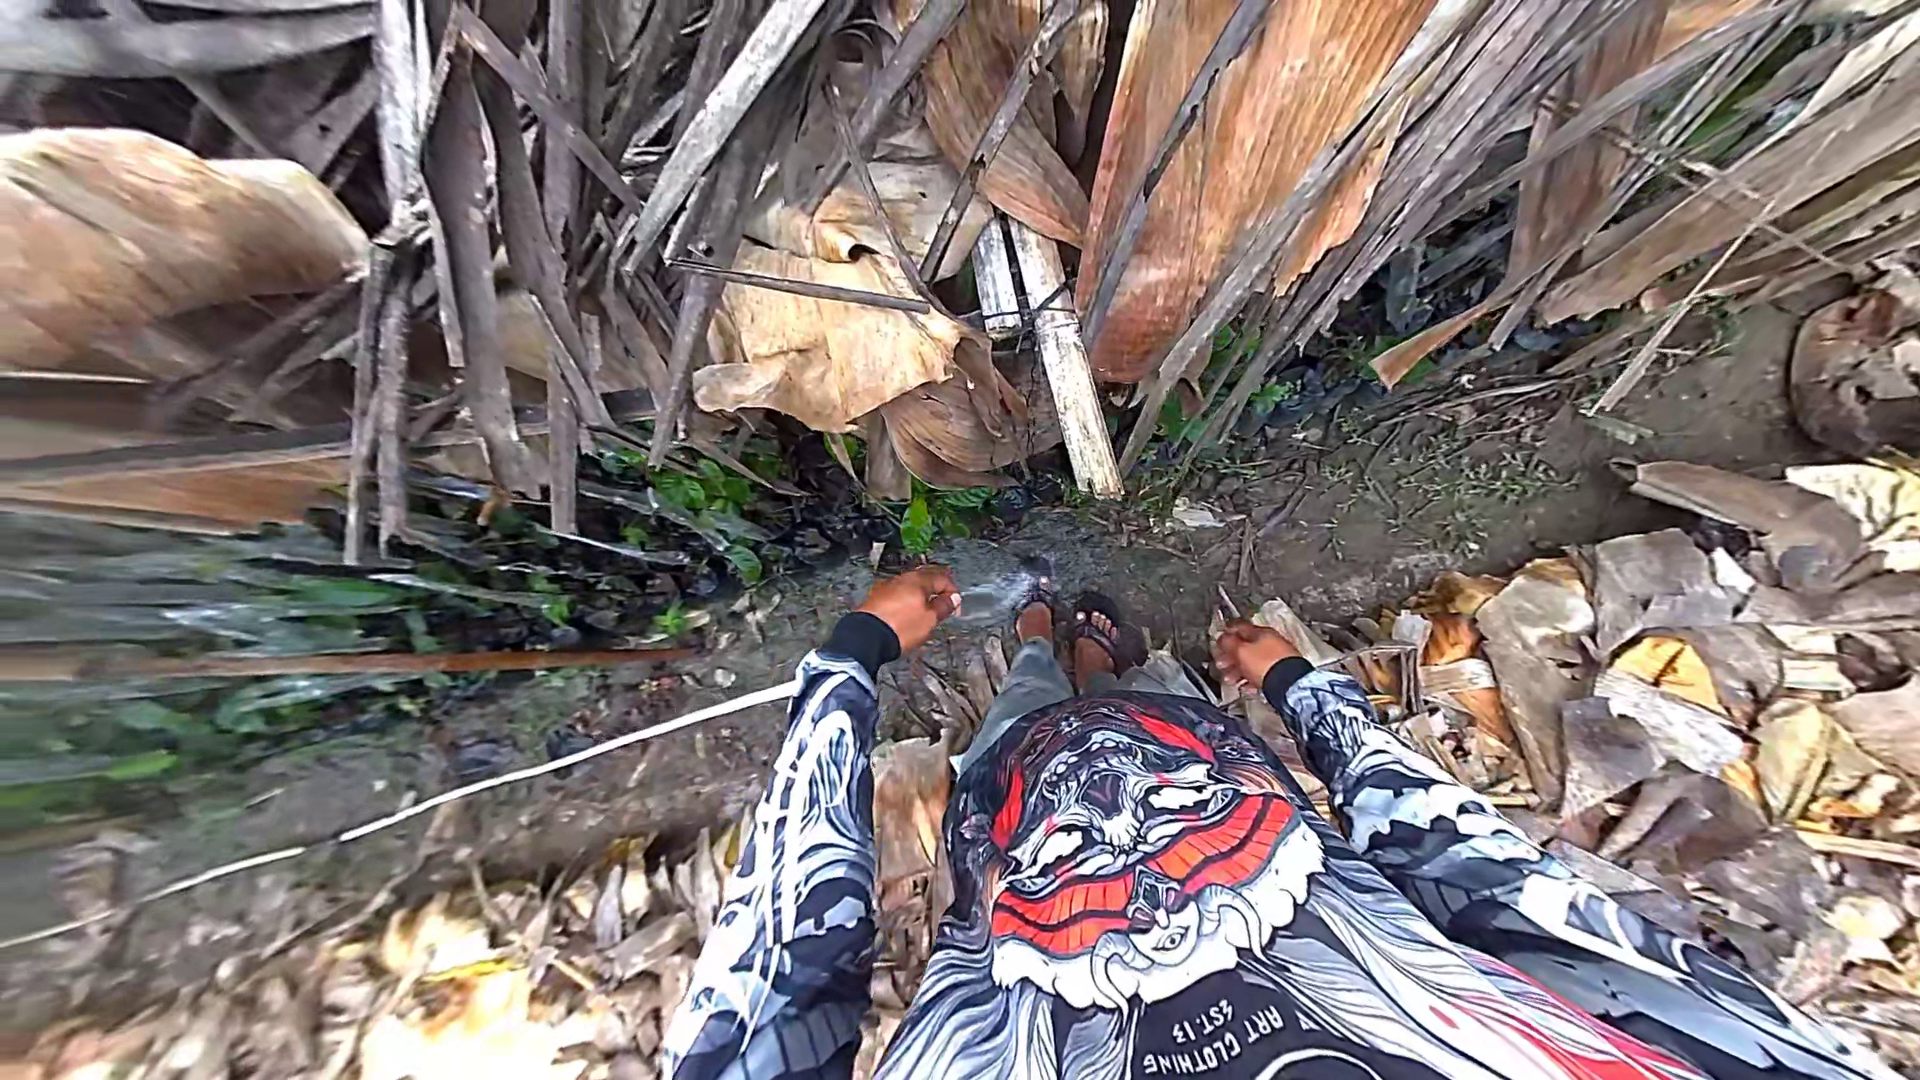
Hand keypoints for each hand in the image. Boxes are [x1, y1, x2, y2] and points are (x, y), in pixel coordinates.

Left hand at [856, 566, 959, 652]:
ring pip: (909, 586)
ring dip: (920, 595)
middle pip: (925, 579)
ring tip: (925, 611)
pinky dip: (905, 601)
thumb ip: (943, 606)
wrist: (866, 637)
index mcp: (918, 580)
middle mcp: (902, 579)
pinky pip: (896, 595)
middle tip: (943, 604)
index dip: (952, 593)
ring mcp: (887, 587)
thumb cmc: (900, 627)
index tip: (955, 607)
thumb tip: (953, 598)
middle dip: (936, 590)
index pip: (942, 579)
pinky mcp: (875, 598)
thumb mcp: (929, 619)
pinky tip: (906, 613)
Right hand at [1212, 620, 1299, 687]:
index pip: (1239, 627)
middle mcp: (1272, 642)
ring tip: (1230, 679)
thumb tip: (1221, 638)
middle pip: (1246, 647)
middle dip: (1231, 656)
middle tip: (1222, 663)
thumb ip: (1228, 642)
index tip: (1219, 642)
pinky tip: (1245, 686)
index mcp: (1262, 632)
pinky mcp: (1282, 674)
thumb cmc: (1266, 664)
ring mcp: (1278, 658)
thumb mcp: (1240, 650)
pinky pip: (1262, 674)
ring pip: (1253, 662)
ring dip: (1239, 670)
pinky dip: (1251, 679)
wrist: (1289, 685)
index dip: (1226, 634)